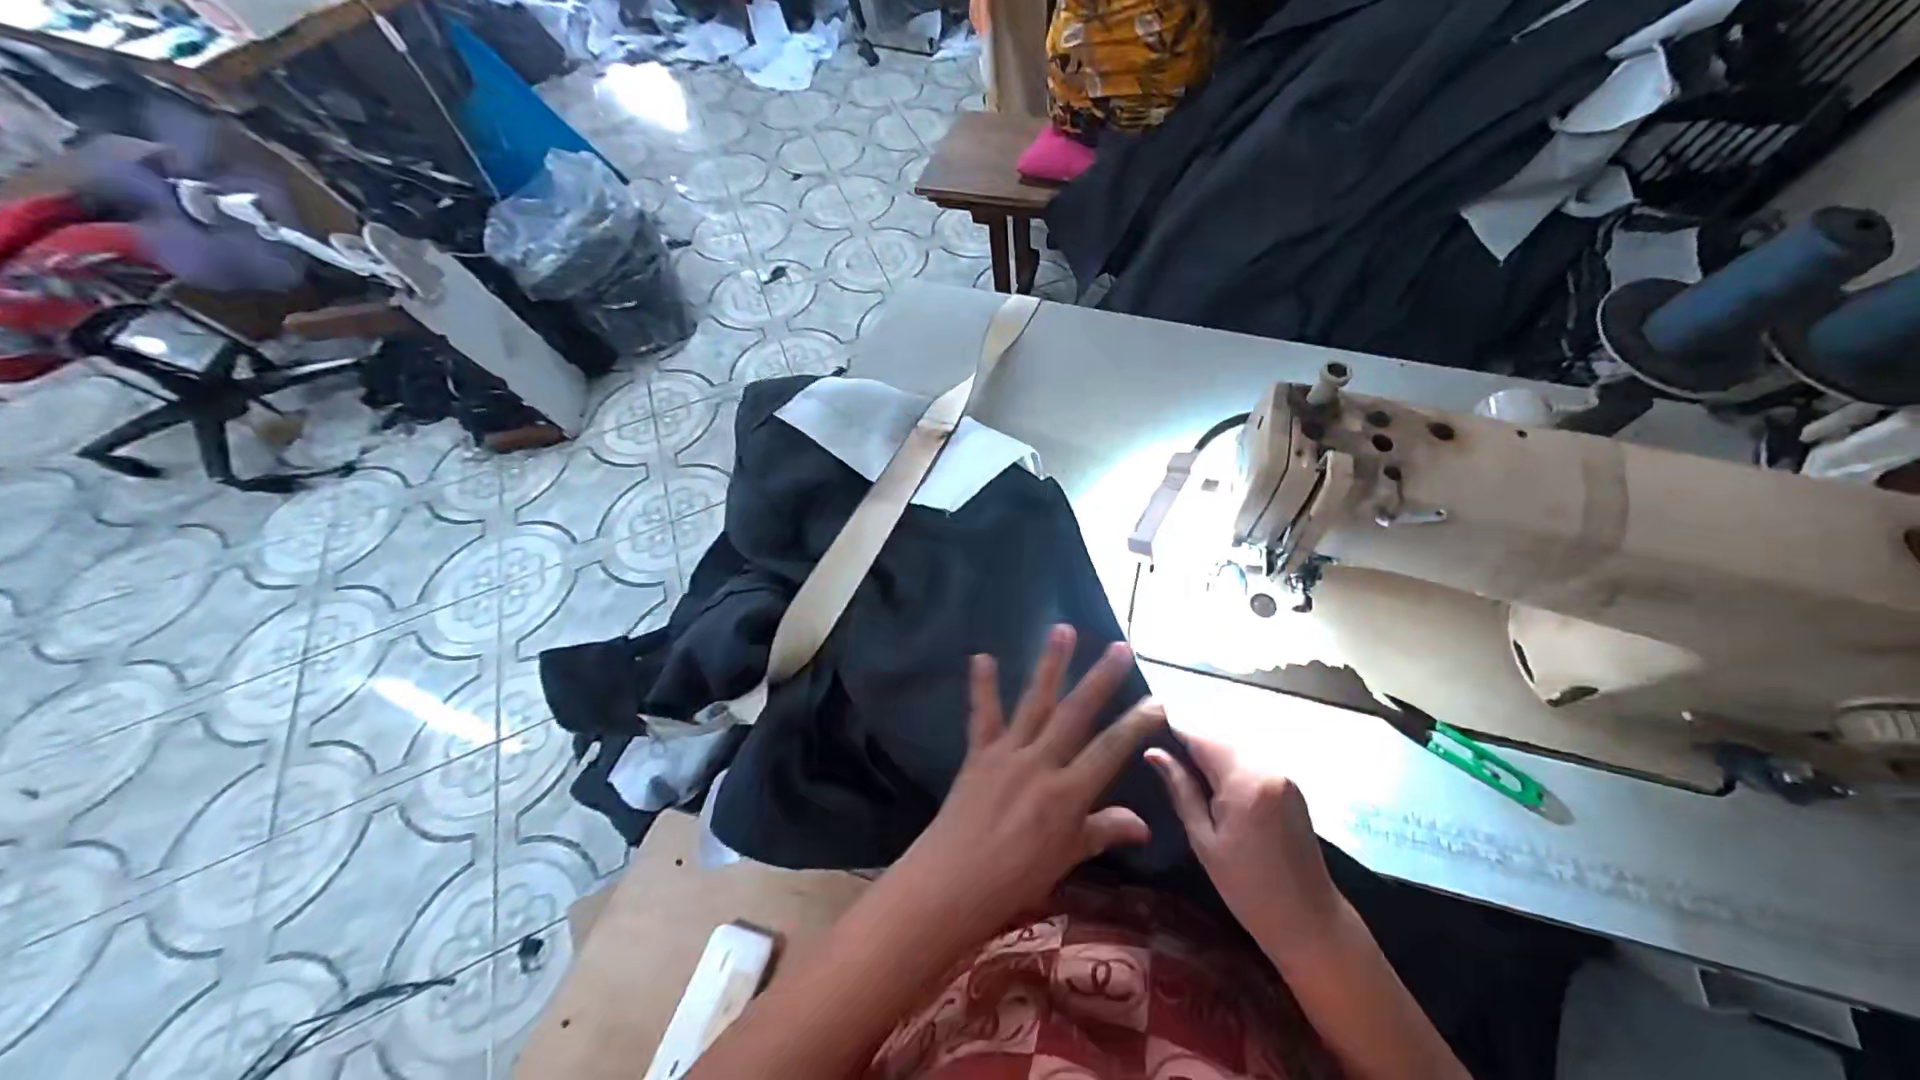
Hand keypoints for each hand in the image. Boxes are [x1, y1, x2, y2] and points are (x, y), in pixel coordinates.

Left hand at [889, 625, 1166, 940]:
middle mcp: (1040, 763)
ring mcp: (1007, 754)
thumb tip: (1145, 825)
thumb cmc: (1017, 877)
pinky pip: (982, 716)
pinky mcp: (979, 754)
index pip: (1111, 749)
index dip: (1136, 723)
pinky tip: (982, 656)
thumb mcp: (1068, 857)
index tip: (1157, 700)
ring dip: (1049, 665)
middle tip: (1119, 647)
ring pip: (1033, 702)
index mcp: (1068, 792)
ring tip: (1062, 630)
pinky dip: (982, 687)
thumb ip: (1103, 831)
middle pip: (1076, 714)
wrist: (955, 881)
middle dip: (1100, 678)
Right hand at [1146, 730, 1342, 958]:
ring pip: (1235, 753)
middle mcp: (1268, 769)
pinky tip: (1214, 792)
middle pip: (1219, 742)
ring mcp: (1284, 778)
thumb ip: (1180, 790)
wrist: (1309, 922)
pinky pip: (1251, 767)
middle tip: (1160, 764)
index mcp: (1245, 781)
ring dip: (1210, 759)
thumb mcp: (1203, 839)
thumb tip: (1153, 754)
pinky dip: (1230, 771)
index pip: (1201, 738)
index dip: (1172, 734)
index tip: (1145, 739)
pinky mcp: (1291, 789)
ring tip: (1183, 779)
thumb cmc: (1247, 888)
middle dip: (1190, 748)